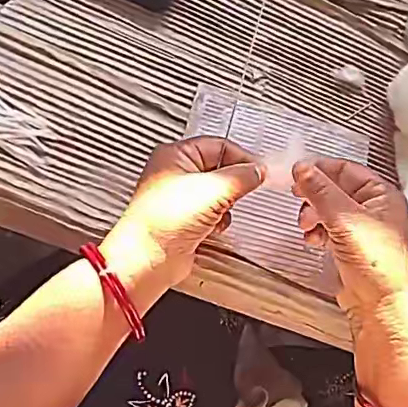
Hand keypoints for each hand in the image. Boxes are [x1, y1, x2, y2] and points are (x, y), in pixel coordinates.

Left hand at [105, 138, 263, 297]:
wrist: (148, 261)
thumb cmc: (162, 222)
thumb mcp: (212, 190)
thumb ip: (242, 176)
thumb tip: (258, 171)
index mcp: (176, 155)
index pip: (220, 146)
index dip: (242, 158)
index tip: (259, 171)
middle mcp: (176, 173)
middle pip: (221, 170)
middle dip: (233, 185)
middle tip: (238, 192)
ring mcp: (180, 198)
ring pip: (220, 193)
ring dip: (226, 205)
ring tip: (217, 213)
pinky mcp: (185, 219)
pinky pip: (214, 213)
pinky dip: (219, 220)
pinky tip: (211, 227)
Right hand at [292, 158, 407, 321]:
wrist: (380, 308)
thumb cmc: (379, 268)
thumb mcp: (345, 220)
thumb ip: (321, 192)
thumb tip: (304, 170)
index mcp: (383, 195)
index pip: (347, 169)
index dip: (321, 169)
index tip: (299, 172)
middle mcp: (375, 210)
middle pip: (336, 189)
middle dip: (314, 195)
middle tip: (299, 196)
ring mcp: (363, 229)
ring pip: (329, 210)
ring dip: (313, 214)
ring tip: (307, 224)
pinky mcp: (352, 247)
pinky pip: (328, 229)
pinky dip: (317, 231)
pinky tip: (313, 238)